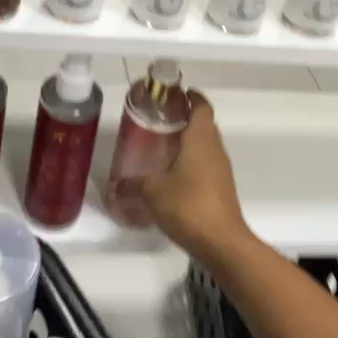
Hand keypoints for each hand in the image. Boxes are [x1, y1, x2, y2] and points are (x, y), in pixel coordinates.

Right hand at [138, 92, 250, 257]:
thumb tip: (115, 186)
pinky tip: (172, 176)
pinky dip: (191, 163)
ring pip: (205, 146)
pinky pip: (206, 166)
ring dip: (188, 143)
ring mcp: (221, 169)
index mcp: (201, 138)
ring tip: (161, 147)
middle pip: (204, 124)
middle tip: (159, 120)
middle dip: (184, 119)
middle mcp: (215, 148)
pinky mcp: (222, 189)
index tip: (174, 94)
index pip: (201, 106)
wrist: (222, 242)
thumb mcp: (153, 192)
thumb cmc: (188, 204)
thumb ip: (133, 185)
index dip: (190, 97)